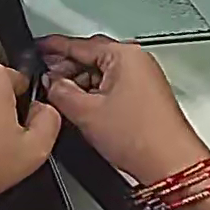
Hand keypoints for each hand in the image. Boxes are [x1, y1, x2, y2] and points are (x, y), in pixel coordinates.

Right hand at [38, 35, 209, 181]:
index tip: (38, 48)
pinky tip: (81, 107)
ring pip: (100, 71)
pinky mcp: (144, 93)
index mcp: (124, 55)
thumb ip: (58, 90)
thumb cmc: (142, 138)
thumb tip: (49, 81)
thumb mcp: (84, 111)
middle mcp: (136, 61)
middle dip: (65, 68)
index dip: (52, 47)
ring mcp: (142, 77)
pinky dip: (94, 92)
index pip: (78, 44)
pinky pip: (111, 84)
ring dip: (79, 82)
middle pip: (90, 55)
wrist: (172, 166)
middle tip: (45, 78)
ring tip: (61, 98)